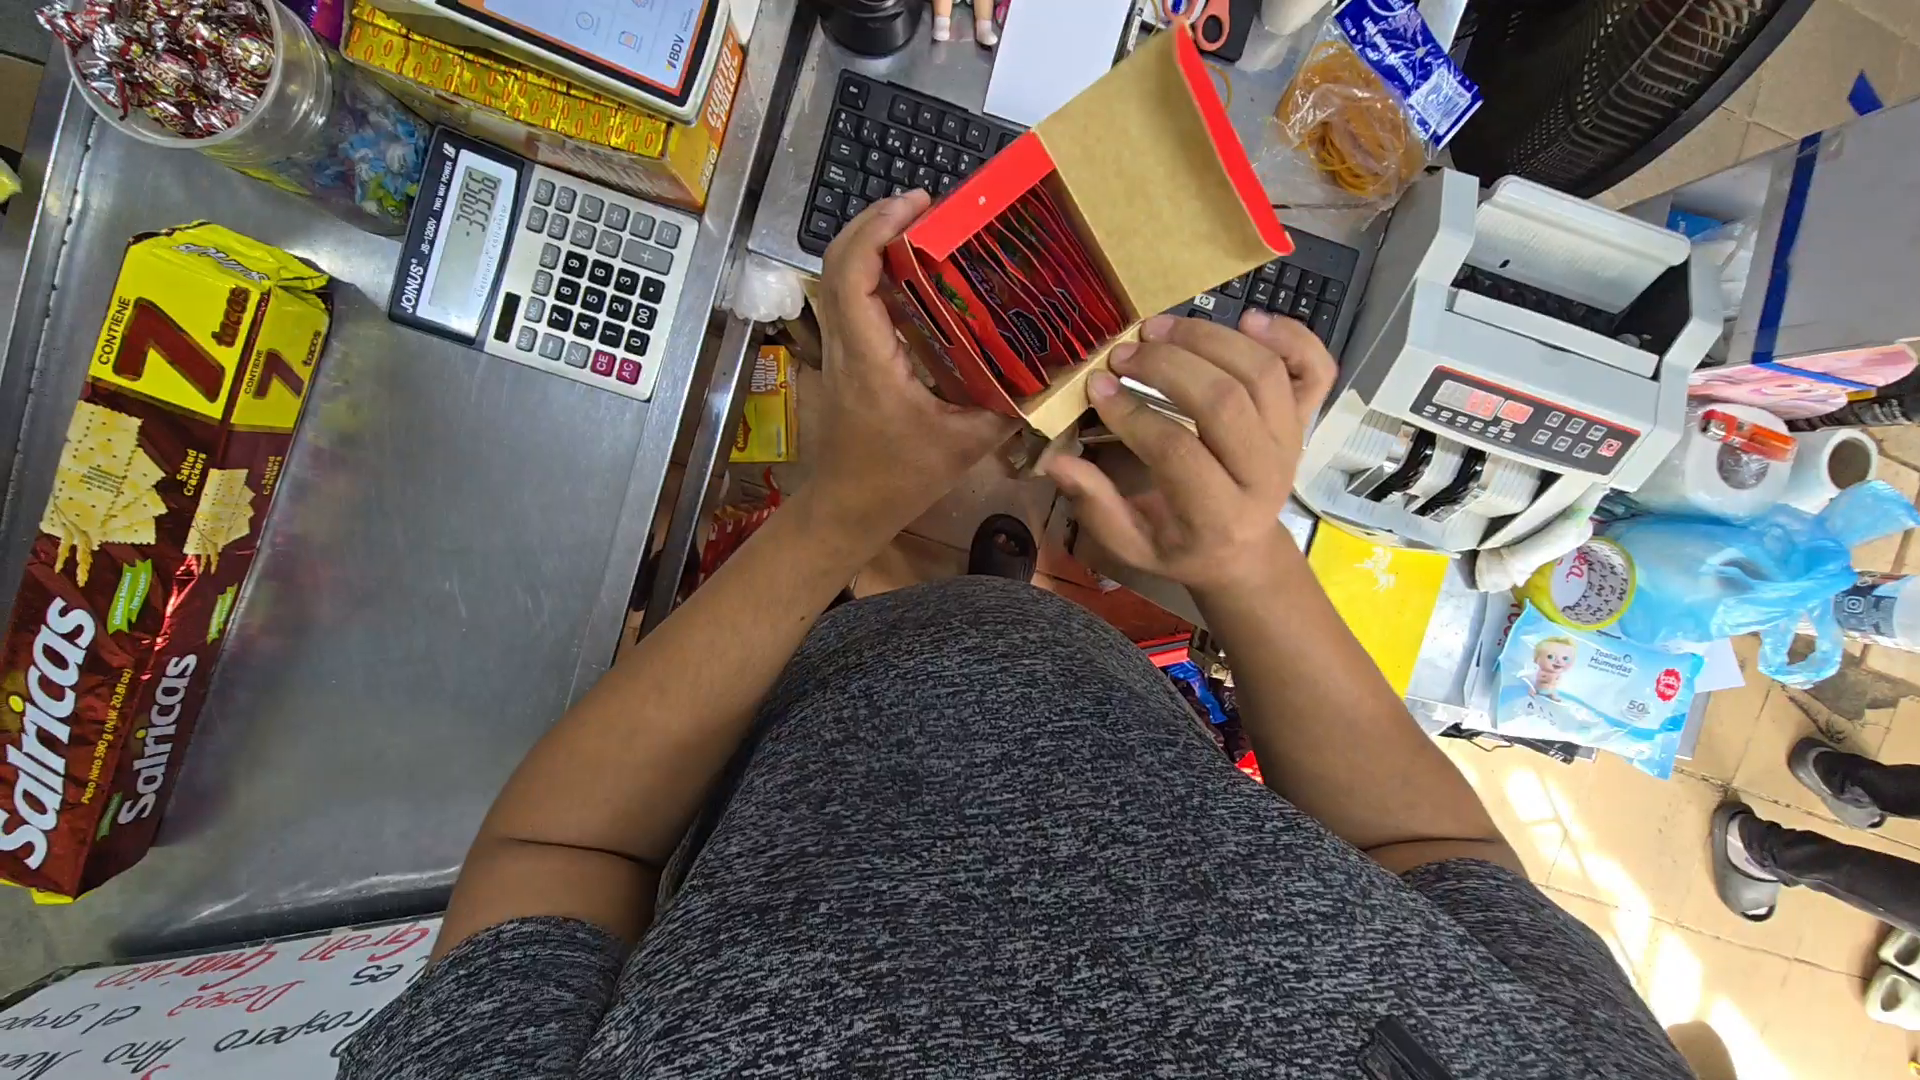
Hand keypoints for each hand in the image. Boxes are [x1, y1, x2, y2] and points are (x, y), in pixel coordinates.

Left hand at [810, 191, 1018, 541]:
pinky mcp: (844, 364)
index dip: (878, 228)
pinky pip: (851, 305)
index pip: (853, 273)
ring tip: (922, 235)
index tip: (918, 205)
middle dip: (875, 223)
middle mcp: (844, 346)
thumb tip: (1046, 378)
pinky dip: (875, 279)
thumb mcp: (960, 447)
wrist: (845, 511)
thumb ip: (1004, 410)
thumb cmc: (896, 482)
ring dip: (873, 248)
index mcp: (868, 359)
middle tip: (925, 209)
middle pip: (837, 263)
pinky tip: (913, 284)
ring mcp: (838, 354)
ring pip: (838, 281)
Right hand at [1043, 311, 1335, 595]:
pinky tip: (1249, 320)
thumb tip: (1055, 462)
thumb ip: (1096, 506)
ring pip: (1262, 373)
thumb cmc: (1180, 547)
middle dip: (1167, 366)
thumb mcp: (1131, 544)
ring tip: (1160, 328)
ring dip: (1209, 338)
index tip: (1097, 388)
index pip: (1177, 451)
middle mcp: (1264, 476)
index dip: (1133, 414)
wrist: (1243, 552)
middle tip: (1124, 351)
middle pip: (1224, 401)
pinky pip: (1315, 368)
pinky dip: (1290, 336)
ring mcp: (1291, 442)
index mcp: (1218, 516)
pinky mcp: (1306, 420)